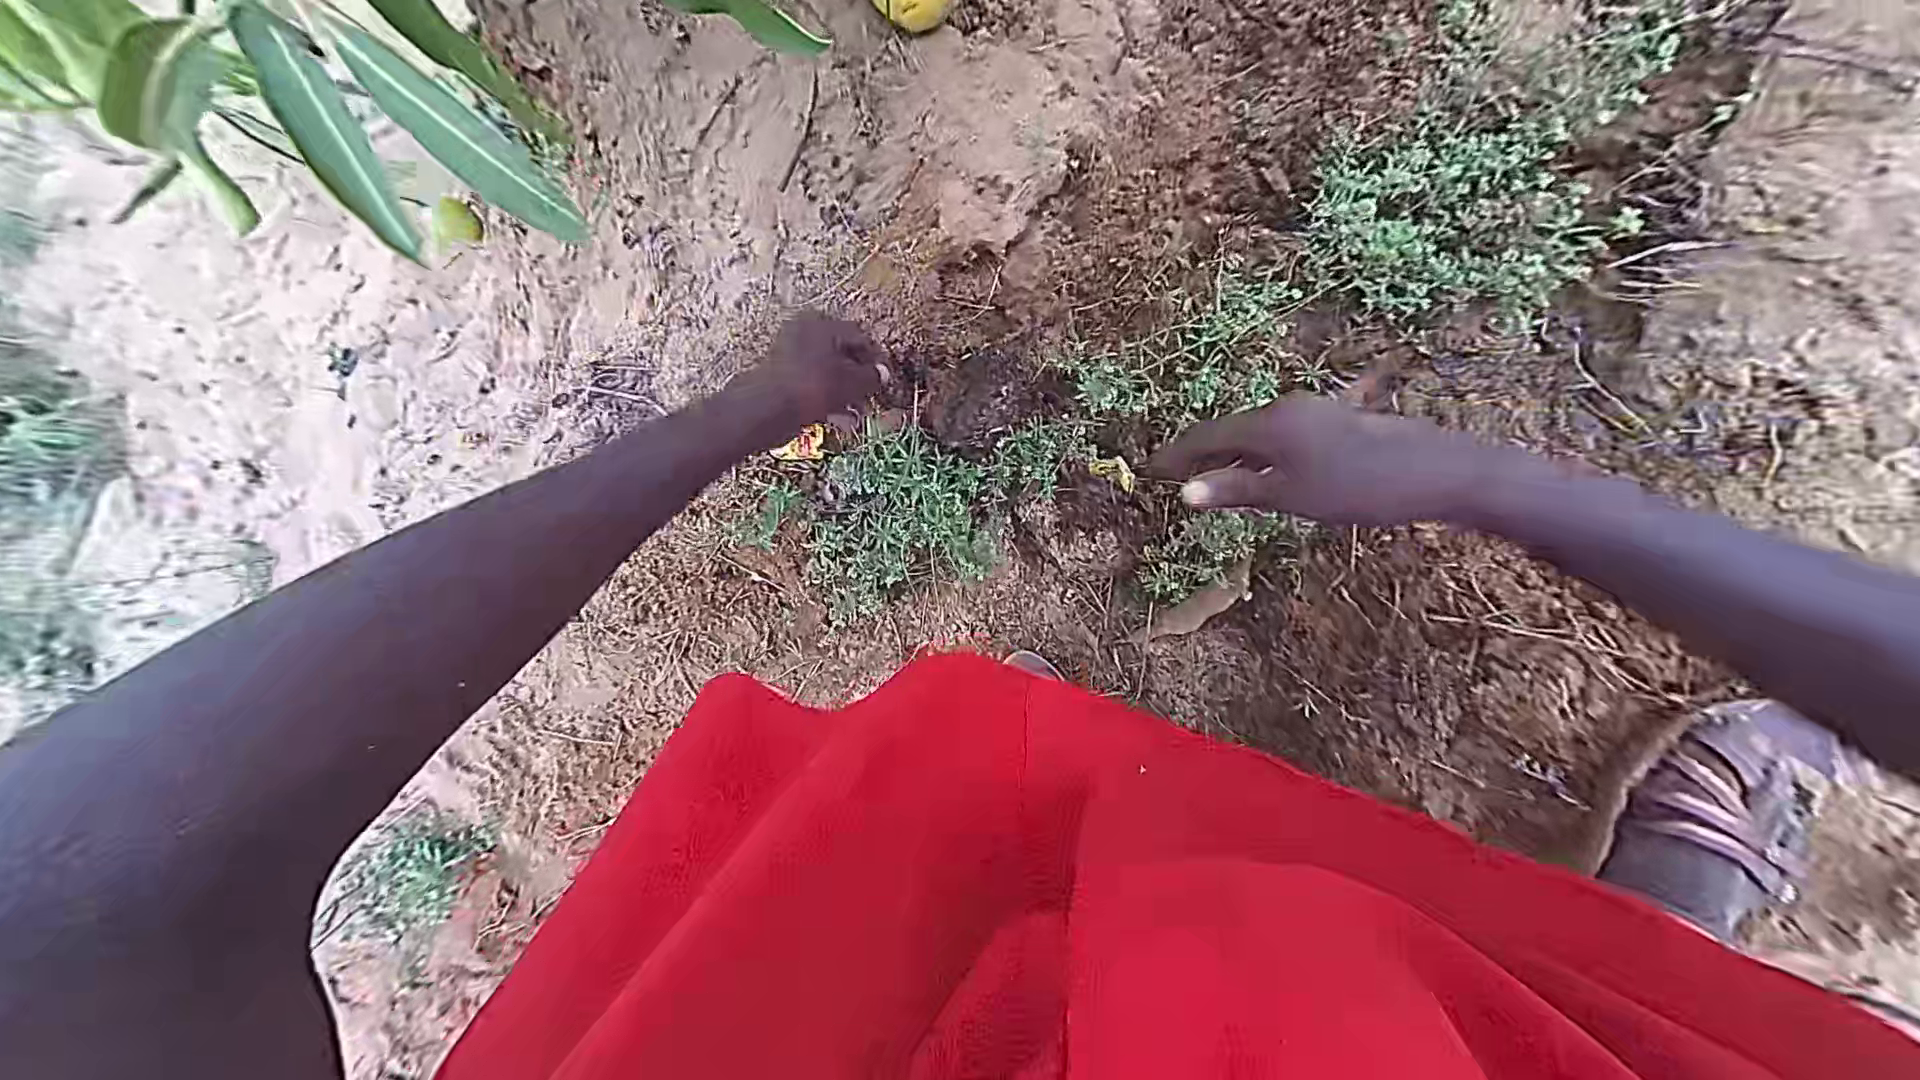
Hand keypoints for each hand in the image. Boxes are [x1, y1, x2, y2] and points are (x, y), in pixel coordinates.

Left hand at [731, 312, 888, 429]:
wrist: (768, 408)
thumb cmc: (815, 386)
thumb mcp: (851, 382)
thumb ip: (871, 377)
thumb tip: (884, 375)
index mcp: (823, 324)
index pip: (860, 336)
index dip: (876, 360)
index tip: (885, 379)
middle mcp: (805, 332)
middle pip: (843, 355)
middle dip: (860, 381)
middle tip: (871, 399)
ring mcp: (790, 354)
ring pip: (828, 373)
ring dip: (846, 394)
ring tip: (858, 415)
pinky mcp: (781, 377)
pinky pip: (813, 385)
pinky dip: (828, 400)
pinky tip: (839, 420)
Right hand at [1147, 396, 1513, 526]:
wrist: (1442, 472)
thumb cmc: (1357, 487)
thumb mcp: (1288, 495)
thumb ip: (1234, 491)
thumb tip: (1185, 493)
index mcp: (1268, 424)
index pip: (1206, 437)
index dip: (1176, 456)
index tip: (1151, 471)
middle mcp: (1286, 409)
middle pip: (1229, 432)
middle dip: (1200, 455)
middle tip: (1176, 478)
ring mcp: (1314, 413)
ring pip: (1256, 435)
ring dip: (1230, 457)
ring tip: (1211, 480)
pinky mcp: (1335, 423)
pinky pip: (1281, 438)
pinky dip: (1260, 457)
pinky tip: (1263, 474)